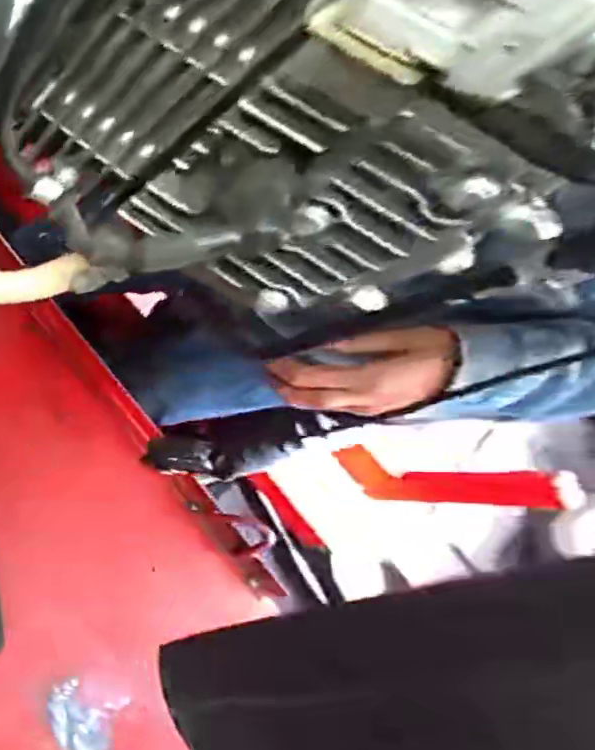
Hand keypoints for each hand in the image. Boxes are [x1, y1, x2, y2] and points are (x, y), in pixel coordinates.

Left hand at [264, 327, 457, 416]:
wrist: (484, 372)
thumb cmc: (445, 349)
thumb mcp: (403, 337)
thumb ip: (359, 342)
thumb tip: (319, 343)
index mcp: (367, 381)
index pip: (308, 377)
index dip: (283, 368)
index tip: (268, 356)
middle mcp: (362, 401)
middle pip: (305, 398)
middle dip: (279, 386)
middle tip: (265, 370)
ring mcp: (368, 410)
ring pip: (317, 407)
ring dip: (293, 395)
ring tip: (278, 380)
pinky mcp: (376, 413)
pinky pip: (334, 408)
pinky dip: (313, 399)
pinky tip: (307, 389)